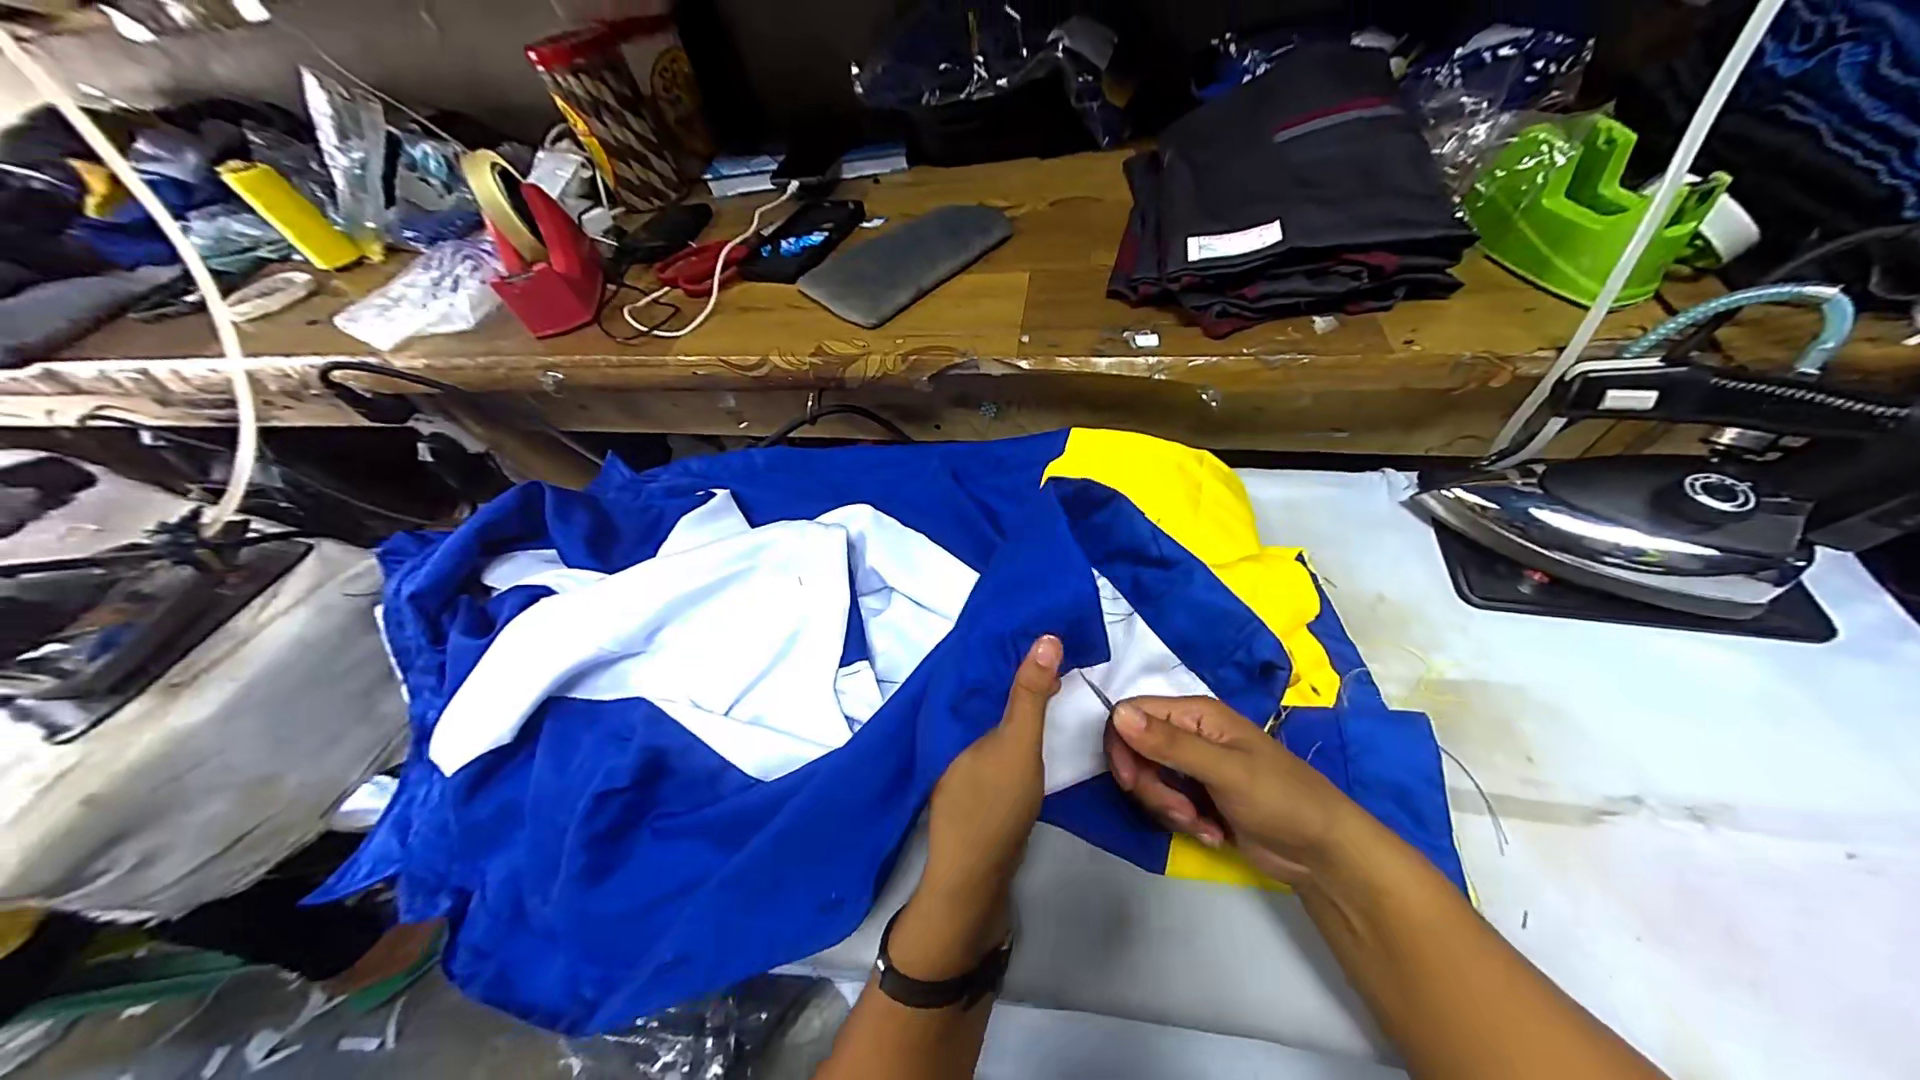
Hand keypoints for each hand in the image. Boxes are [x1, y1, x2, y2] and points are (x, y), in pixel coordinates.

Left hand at [894, 634, 1060, 978]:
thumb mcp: (1016, 743)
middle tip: (1053, 635)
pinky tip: (1037, 711)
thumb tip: (1046, 637)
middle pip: (983, 683)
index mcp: (951, 712)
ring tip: (1052, 664)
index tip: (1033, 614)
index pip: (975, 662)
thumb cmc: (993, 806)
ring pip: (991, 707)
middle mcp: (950, 726)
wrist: (977, 881)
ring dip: (1017, 689)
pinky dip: (1015, 716)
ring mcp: (961, 750)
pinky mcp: (976, 772)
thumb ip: (1030, 694)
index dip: (1002, 639)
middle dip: (1014, 661)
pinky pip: (996, 729)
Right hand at [1104, 695, 1358, 884]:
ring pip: (1148, 781)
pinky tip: (1212, 833)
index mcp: (1195, 714)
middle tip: (1180, 811)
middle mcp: (1189, 733)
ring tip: (1203, 825)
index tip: (1132, 781)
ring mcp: (1193, 766)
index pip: (1131, 714)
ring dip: (1167, 809)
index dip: (1123, 745)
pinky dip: (1182, 822)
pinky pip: (1165, 803)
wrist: (1323, 852)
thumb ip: (1171, 744)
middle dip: (1150, 786)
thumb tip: (1118, 714)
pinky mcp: (1198, 796)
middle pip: (1136, 750)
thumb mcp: (1225, 771)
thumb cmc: (1281, 799)